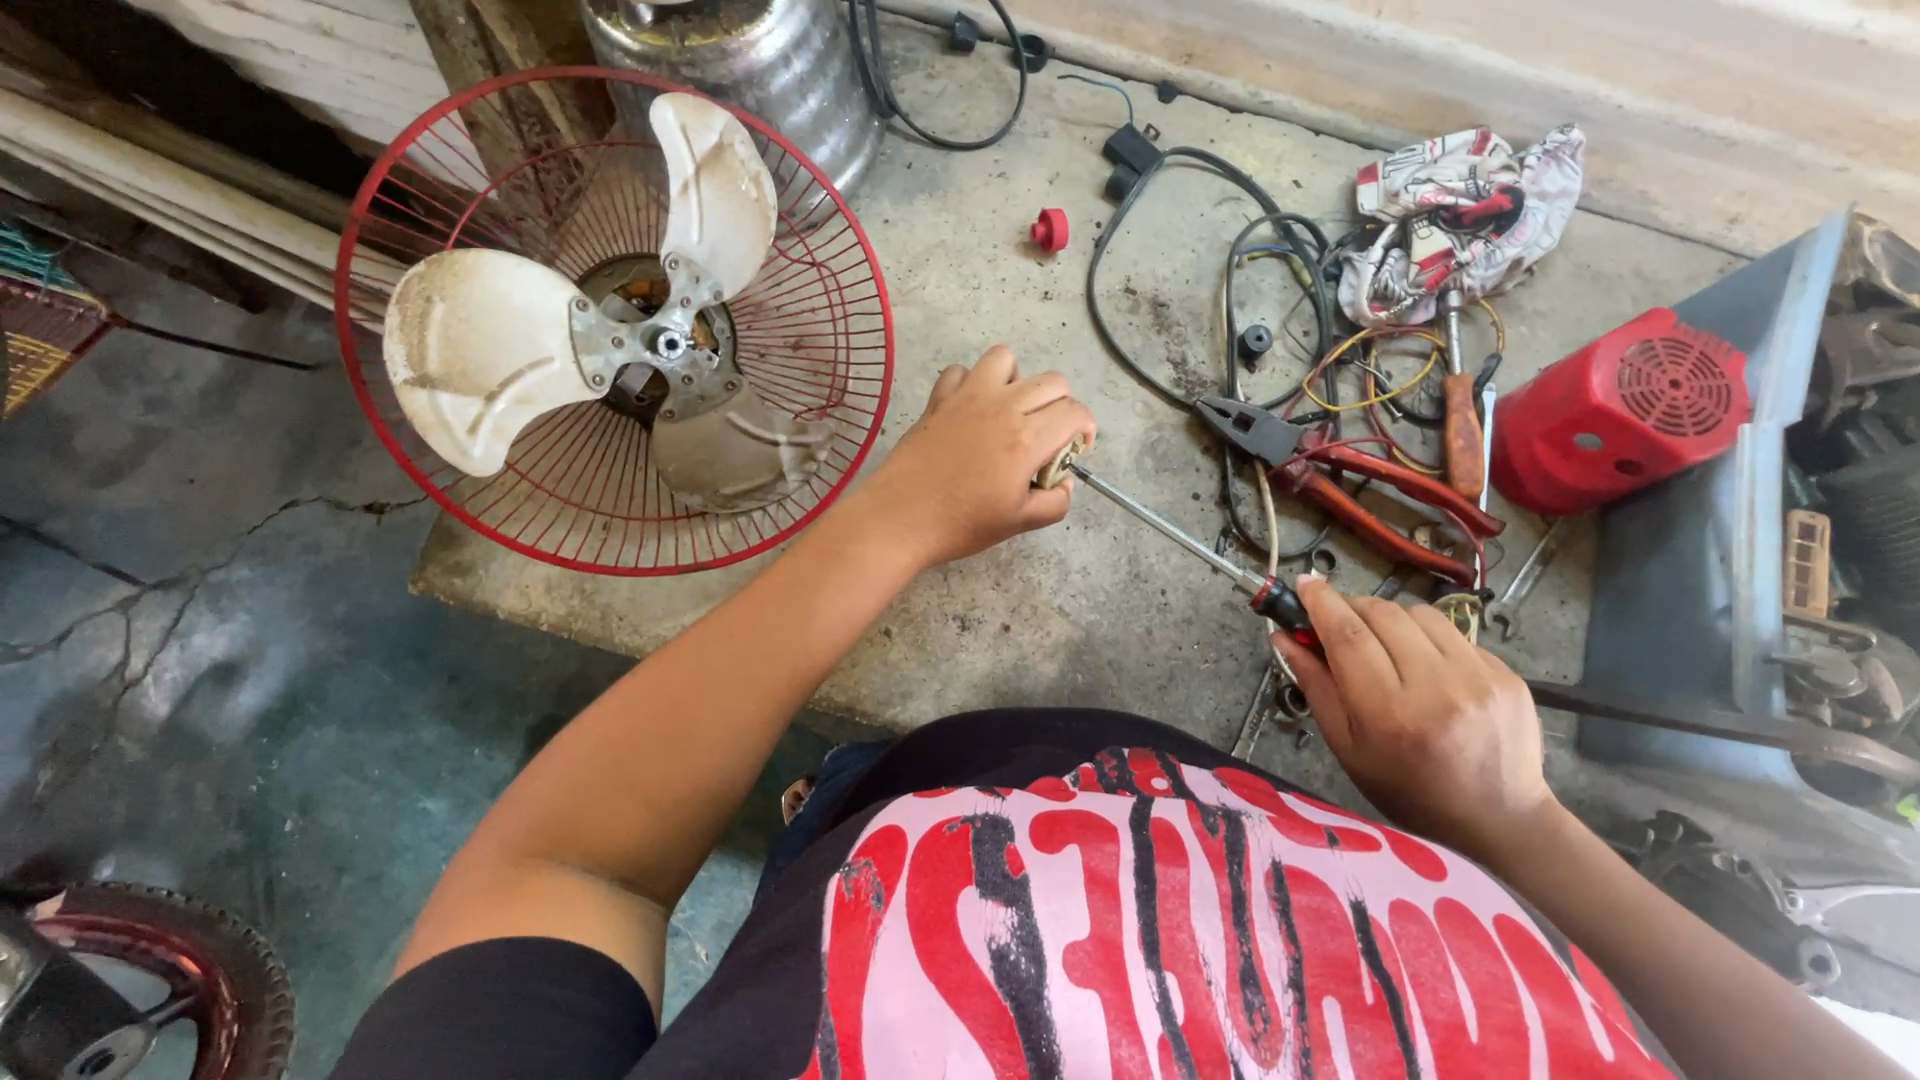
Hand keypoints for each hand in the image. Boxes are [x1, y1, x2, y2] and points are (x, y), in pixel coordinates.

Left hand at [848, 346, 1096, 569]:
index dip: (1085, 429)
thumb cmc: (962, 524)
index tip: (1075, 450)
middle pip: (1052, 381)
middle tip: (1047, 436)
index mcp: (1027, 438)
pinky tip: (971, 410)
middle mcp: (1002, 407)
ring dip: (1018, 380)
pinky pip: (962, 371)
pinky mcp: (939, 399)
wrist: (900, 518)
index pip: (1074, 411)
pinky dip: (973, 382)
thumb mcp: (1020, 523)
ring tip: (1011, 411)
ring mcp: (967, 397)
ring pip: (1006, 359)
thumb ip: (1055, 502)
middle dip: (1061, 405)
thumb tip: (1062, 483)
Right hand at [1270, 577, 1558, 863]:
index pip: (1348, 636)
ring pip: (1420, 614)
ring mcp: (1478, 678)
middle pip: (1382, 614)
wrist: (1498, 819)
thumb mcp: (1348, 747)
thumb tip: (1283, 637)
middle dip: (1352, 606)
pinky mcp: (1506, 674)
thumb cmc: (1407, 790)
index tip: (1305, 583)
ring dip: (1391, 618)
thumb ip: (1316, 687)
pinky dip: (1428, 639)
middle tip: (1337, 617)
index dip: (1322, 603)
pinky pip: (1455, 634)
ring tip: (1383, 643)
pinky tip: (1425, 666)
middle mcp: (1436, 687)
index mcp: (1388, 713)